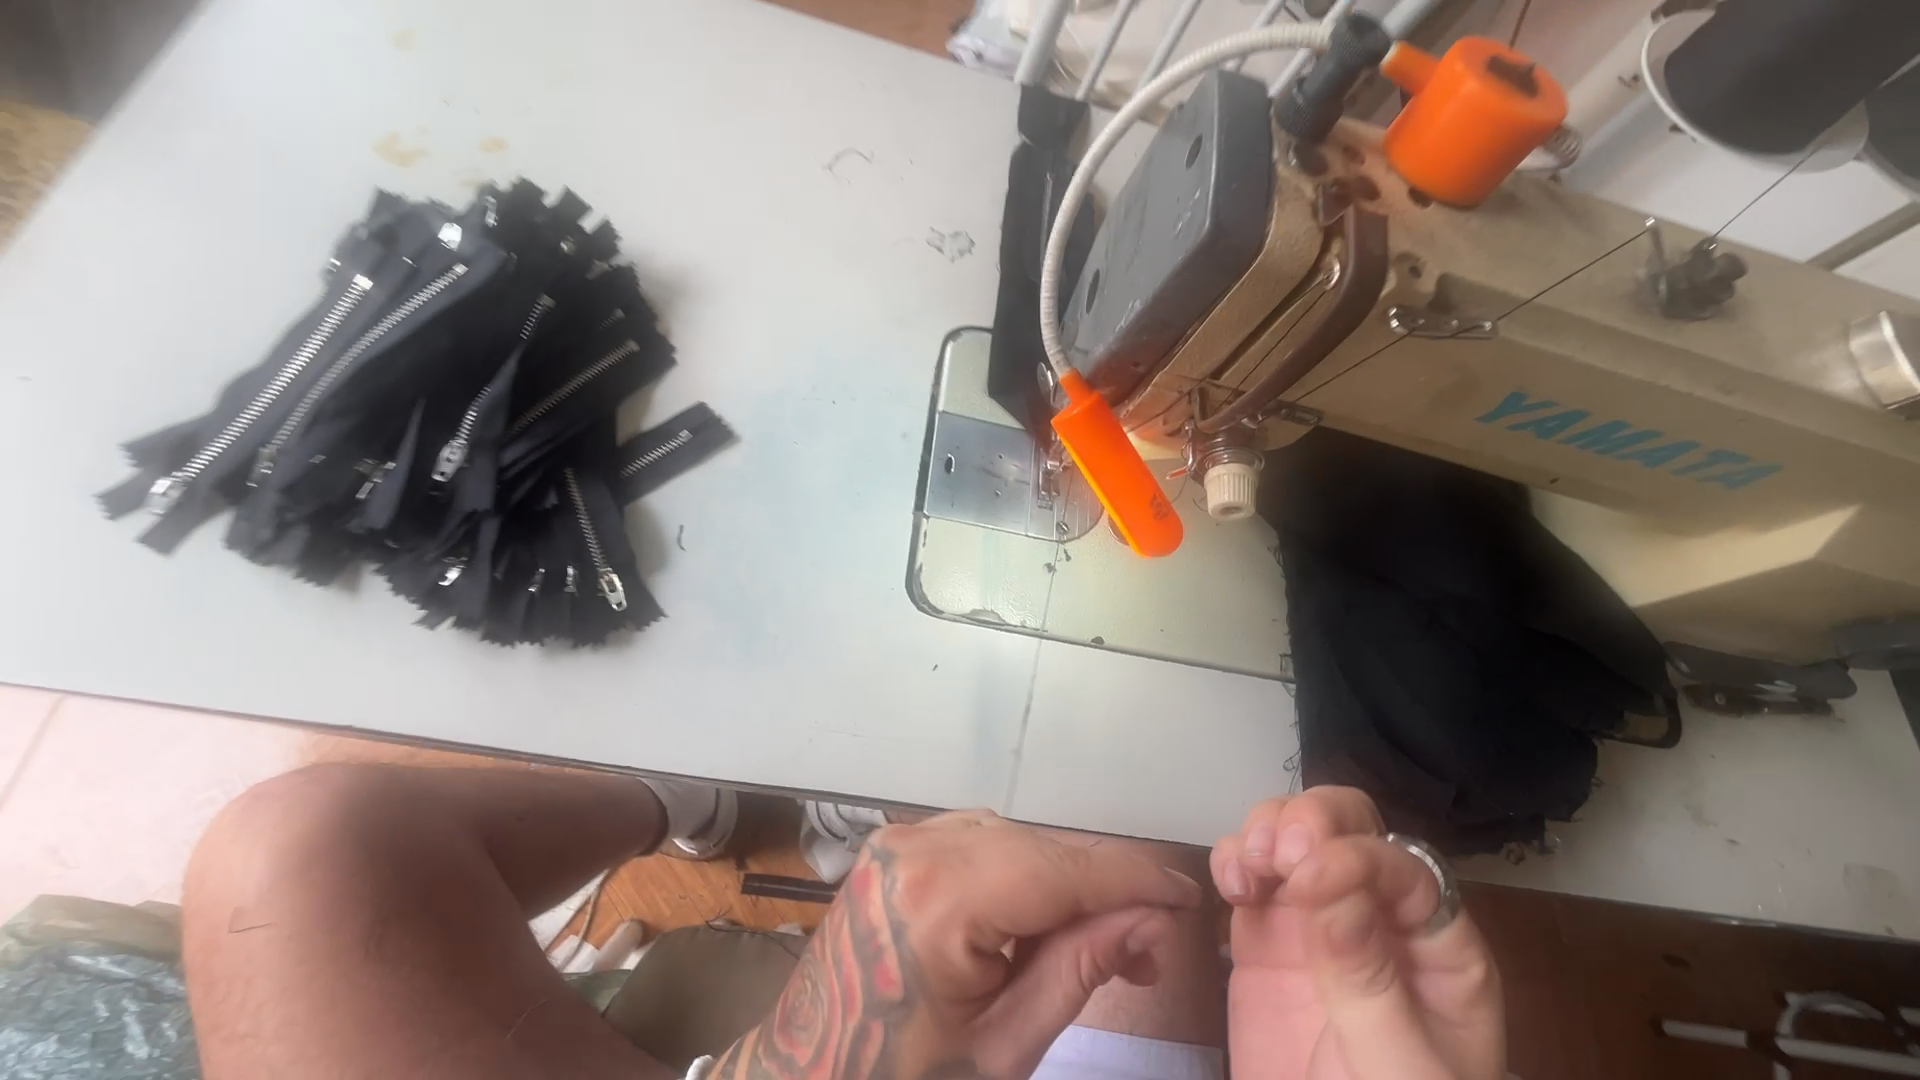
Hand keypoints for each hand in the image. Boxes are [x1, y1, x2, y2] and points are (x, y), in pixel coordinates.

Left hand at [716, 809, 1202, 1078]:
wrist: (806, 1076)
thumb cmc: (906, 1077)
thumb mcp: (1004, 1046)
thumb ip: (1079, 971)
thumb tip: (1153, 920)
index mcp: (937, 899)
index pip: (1060, 870)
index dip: (1132, 877)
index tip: (1187, 896)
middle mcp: (915, 847)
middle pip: (1039, 848)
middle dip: (1103, 888)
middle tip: (1147, 948)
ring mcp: (898, 839)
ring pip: (1013, 838)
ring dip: (1064, 879)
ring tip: (1098, 940)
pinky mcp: (893, 845)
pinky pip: (978, 841)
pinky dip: (1019, 869)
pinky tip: (1039, 915)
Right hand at [1211, 787, 1503, 1079]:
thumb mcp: (1397, 1068)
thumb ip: (1368, 978)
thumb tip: (1330, 879)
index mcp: (1438, 951)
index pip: (1407, 870)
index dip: (1360, 856)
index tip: (1310, 876)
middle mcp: (1377, 919)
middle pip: (1352, 827)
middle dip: (1312, 820)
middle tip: (1280, 854)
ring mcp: (1314, 922)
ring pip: (1294, 833)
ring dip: (1267, 829)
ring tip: (1250, 871)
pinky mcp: (1262, 936)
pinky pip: (1249, 870)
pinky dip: (1233, 857)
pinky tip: (1232, 885)